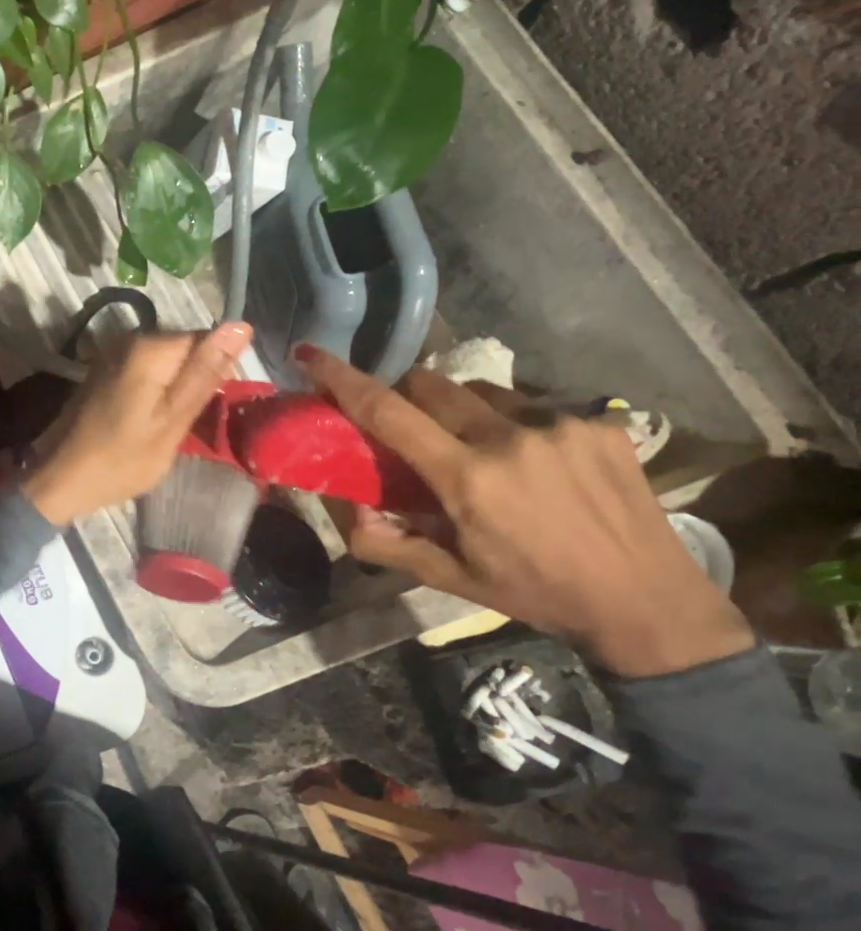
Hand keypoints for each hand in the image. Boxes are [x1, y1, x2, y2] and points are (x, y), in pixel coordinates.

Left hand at [23, 323, 253, 525]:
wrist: (61, 478)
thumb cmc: (122, 458)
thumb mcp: (173, 420)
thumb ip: (205, 373)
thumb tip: (240, 324)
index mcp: (149, 347)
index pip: (206, 338)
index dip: (217, 371)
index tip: (210, 405)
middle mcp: (128, 340)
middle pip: (184, 348)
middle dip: (195, 379)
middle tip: (187, 421)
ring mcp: (112, 356)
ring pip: (166, 363)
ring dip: (174, 389)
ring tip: (170, 424)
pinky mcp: (104, 373)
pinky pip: (145, 373)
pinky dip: (154, 393)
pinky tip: (148, 421)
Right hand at [298, 347, 753, 677]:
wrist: (648, 604)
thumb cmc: (533, 593)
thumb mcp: (445, 577)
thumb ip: (381, 539)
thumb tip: (338, 500)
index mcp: (466, 478)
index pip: (387, 411)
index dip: (341, 378)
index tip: (310, 354)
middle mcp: (510, 438)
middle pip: (430, 383)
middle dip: (405, 395)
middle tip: (407, 427)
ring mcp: (561, 425)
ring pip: (482, 391)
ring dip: (462, 409)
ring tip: (480, 448)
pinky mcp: (601, 423)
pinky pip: (534, 405)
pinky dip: (517, 424)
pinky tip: (536, 461)